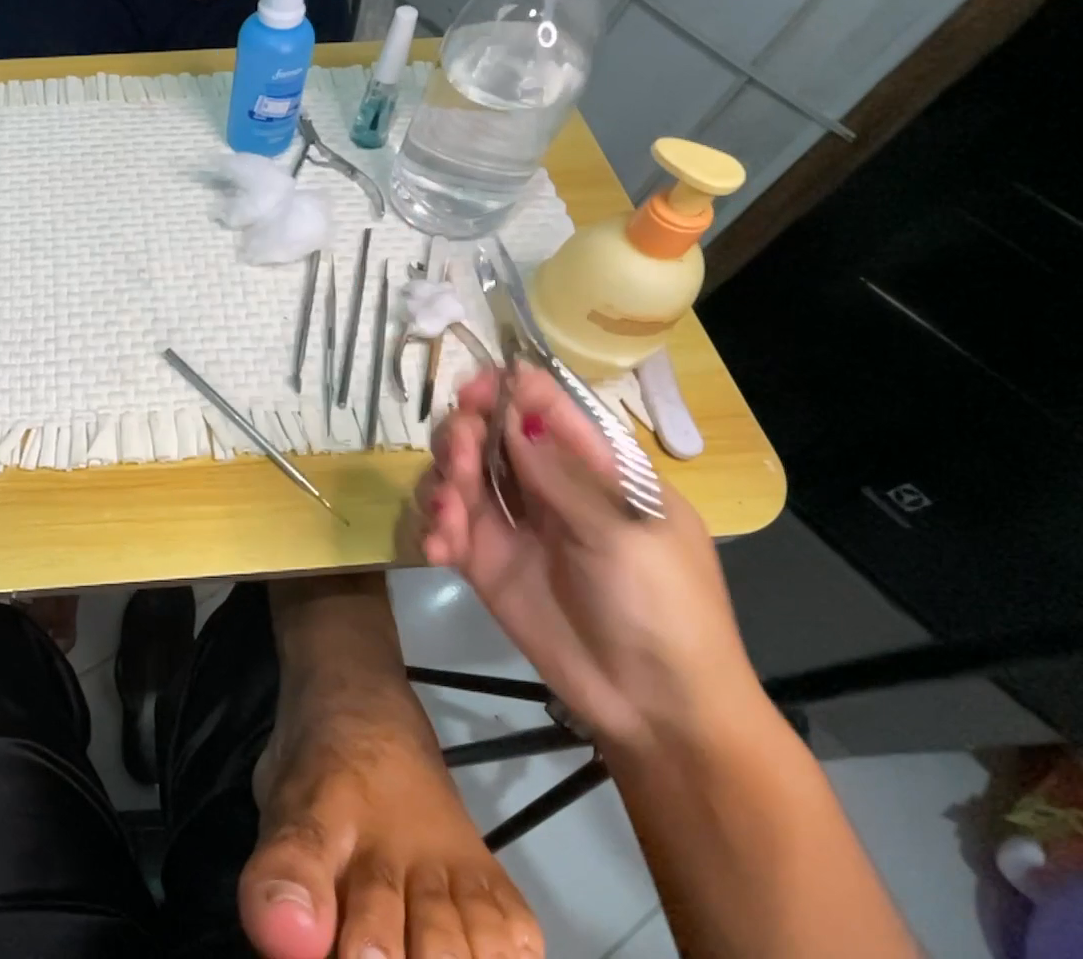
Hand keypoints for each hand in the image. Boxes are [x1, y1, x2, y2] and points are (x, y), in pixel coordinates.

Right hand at [403, 365, 762, 749]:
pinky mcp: (484, 565)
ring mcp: (513, 527)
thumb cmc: (663, 606)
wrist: (654, 704)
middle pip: (488, 437)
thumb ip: (561, 474)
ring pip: (457, 478)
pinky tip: (440, 551)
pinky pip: (445, 530)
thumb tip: (514, 412)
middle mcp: (549, 487)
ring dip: (442, 486)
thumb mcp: (624, 533)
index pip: (546, 409)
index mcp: (599, 468)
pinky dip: (433, 531)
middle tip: (461, 465)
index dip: (507, 392)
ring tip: (449, 520)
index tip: (473, 393)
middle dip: (464, 440)